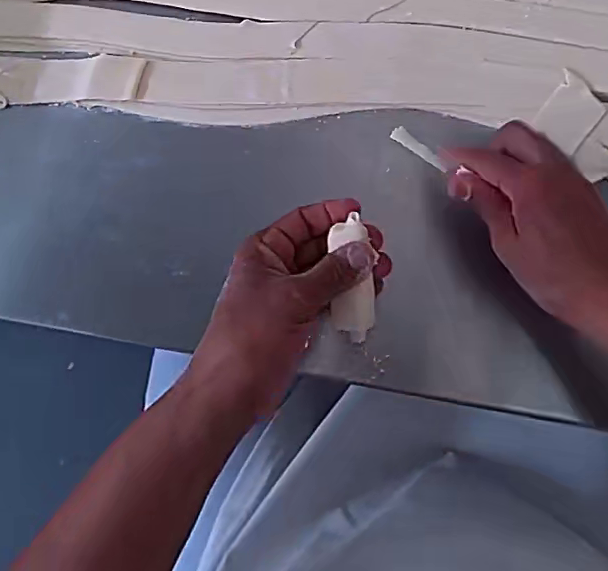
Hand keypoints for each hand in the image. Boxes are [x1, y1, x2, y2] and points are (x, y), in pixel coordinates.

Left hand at [185, 198, 391, 419]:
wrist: (230, 395)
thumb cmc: (242, 343)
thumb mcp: (293, 298)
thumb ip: (332, 273)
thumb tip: (359, 253)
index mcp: (263, 252)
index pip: (302, 220)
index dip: (330, 213)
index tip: (356, 212)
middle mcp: (275, 270)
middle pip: (319, 246)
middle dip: (349, 245)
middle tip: (374, 246)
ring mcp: (287, 295)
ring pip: (327, 273)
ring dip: (353, 272)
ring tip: (377, 272)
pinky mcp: (298, 320)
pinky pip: (328, 298)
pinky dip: (347, 295)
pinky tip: (364, 296)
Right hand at [446, 122, 607, 335]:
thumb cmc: (561, 280)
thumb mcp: (509, 246)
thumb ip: (486, 205)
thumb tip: (465, 181)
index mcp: (531, 184)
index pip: (487, 159)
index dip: (462, 158)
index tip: (446, 159)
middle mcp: (554, 171)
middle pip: (514, 134)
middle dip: (490, 147)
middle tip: (475, 175)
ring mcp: (573, 176)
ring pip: (536, 142)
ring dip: (513, 152)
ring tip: (499, 185)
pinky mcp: (585, 187)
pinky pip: (552, 159)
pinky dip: (533, 163)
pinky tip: (526, 193)